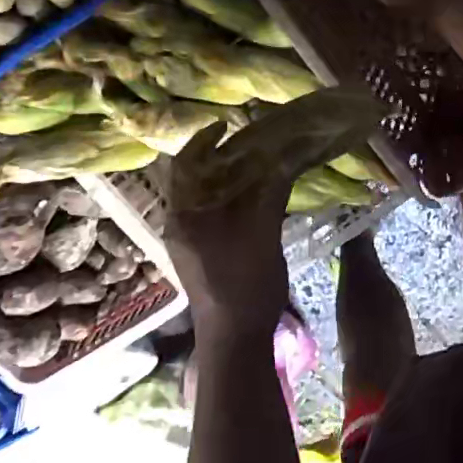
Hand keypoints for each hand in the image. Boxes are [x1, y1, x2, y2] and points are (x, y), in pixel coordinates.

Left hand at [162, 122, 292, 342]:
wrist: (235, 339)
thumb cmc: (243, 284)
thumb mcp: (261, 233)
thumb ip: (269, 192)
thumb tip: (282, 159)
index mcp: (183, 216)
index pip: (184, 165)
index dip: (203, 140)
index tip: (226, 123)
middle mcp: (180, 224)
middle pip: (194, 179)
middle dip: (218, 157)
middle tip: (249, 140)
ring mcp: (189, 242)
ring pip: (204, 197)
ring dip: (226, 177)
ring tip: (256, 161)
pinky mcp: (203, 255)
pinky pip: (212, 215)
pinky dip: (231, 198)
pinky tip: (256, 195)